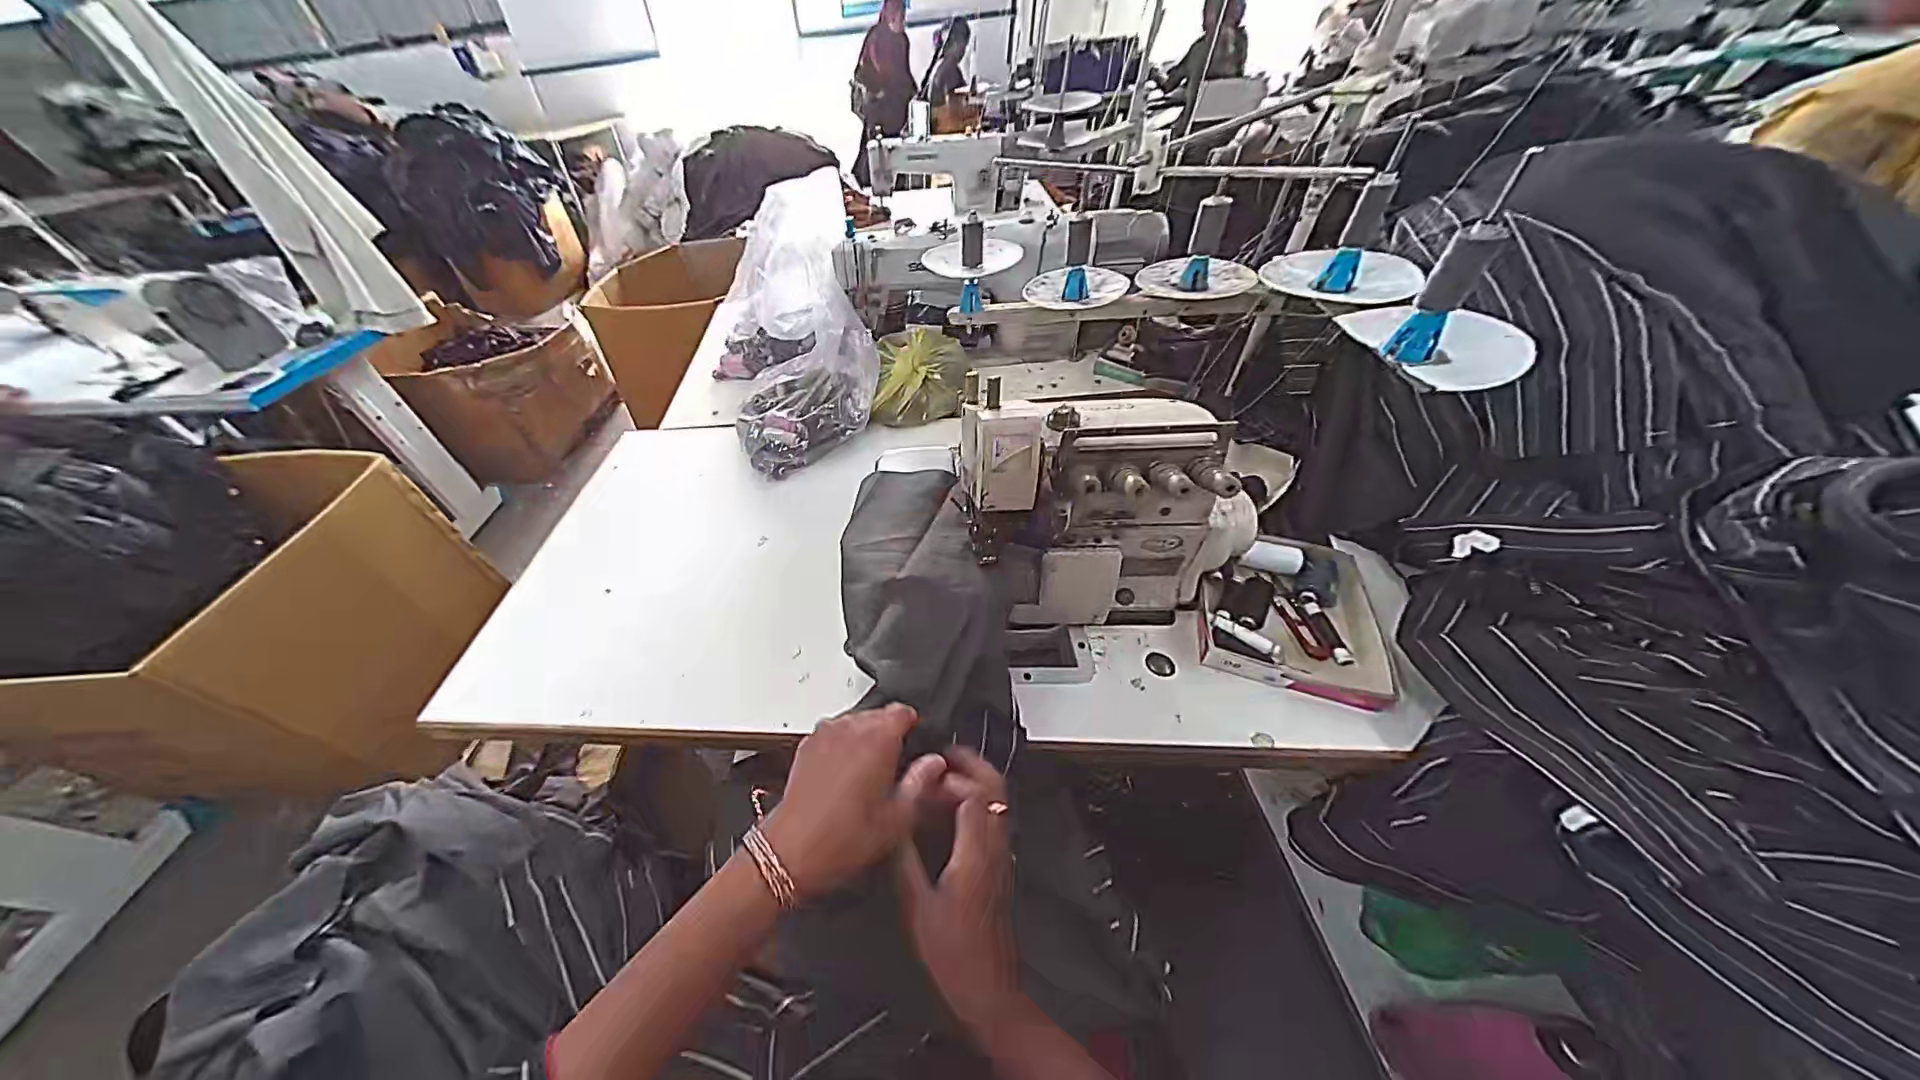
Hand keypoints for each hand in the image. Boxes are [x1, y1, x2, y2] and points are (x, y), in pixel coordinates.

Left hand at [763, 704, 945, 898]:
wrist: (791, 852)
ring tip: (869, 774)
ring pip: (856, 723)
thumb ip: (921, 782)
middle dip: (890, 733)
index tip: (918, 744)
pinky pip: (833, 735)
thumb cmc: (839, 840)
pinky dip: (842, 747)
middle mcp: (851, 728)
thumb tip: (934, 765)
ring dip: (865, 739)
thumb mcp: (897, 818)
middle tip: (895, 765)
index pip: (904, 711)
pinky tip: (845, 777)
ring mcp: (826, 735)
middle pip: (880, 714)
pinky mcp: (807, 746)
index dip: (915, 726)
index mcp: (879, 738)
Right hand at [895, 747, 1021, 1031]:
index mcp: (977, 854)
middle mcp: (996, 849)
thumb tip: (893, 824)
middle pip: (996, 789)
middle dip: (972, 764)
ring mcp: (1002, 857)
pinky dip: (975, 804)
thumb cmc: (955, 956)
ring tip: (943, 776)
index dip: (951, 778)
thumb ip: (905, 859)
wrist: (990, 991)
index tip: (926, 776)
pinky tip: (950, 812)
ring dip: (974, 782)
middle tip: (944, 754)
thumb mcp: (917, 906)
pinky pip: (993, 820)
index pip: (975, 795)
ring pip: (997, 803)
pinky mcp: (1000, 867)